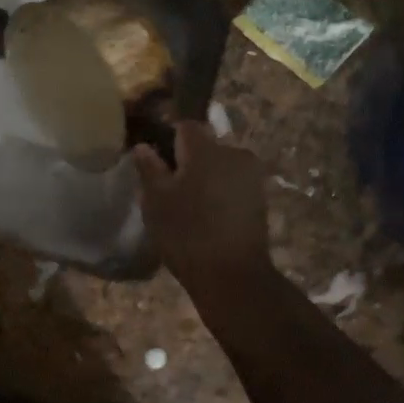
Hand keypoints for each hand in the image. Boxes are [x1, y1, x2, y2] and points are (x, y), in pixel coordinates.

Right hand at [133, 123, 271, 293]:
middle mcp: (234, 154)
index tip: (153, 159)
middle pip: (204, 146)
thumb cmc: (187, 232)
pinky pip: (231, 184)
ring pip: (218, 166)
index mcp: (206, 149)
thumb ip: (149, 168)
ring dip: (202, 177)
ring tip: (184, 204)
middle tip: (166, 186)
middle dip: (185, 160)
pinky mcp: (260, 199)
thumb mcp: (156, 200)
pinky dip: (217, 192)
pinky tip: (204, 215)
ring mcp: (251, 177)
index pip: (184, 126)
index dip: (165, 138)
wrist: (233, 275)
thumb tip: (143, 146)